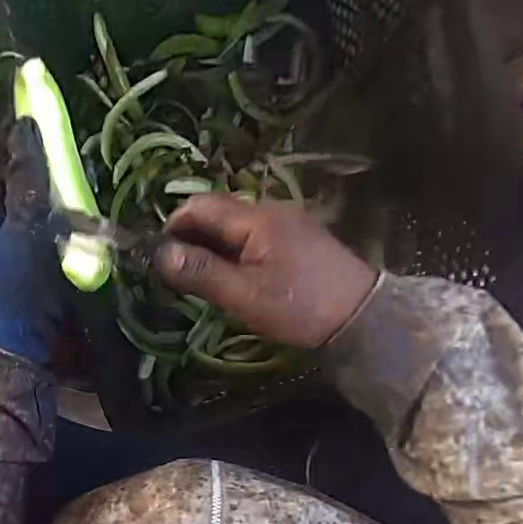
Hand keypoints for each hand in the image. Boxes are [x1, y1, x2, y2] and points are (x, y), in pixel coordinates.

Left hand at [0, 117, 65, 363]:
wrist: (25, 336)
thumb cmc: (18, 280)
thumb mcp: (21, 226)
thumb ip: (25, 181)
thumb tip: (25, 129)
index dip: (13, 134)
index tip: (34, 106)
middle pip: (17, 177)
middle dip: (37, 156)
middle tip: (63, 132)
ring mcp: (17, 239)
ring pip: (35, 198)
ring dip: (53, 181)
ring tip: (75, 160)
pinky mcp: (37, 255)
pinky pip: (49, 221)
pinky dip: (63, 208)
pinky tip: (81, 198)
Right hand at [155, 195, 378, 347]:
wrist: (363, 317)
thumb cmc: (298, 306)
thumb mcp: (243, 294)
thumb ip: (200, 272)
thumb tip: (160, 254)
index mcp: (255, 218)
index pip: (199, 206)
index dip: (172, 226)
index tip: (159, 257)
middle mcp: (270, 209)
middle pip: (216, 211)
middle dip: (189, 236)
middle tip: (174, 271)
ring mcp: (286, 222)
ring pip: (233, 224)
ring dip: (209, 244)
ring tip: (198, 276)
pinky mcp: (295, 238)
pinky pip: (251, 235)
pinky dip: (231, 249)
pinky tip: (230, 275)